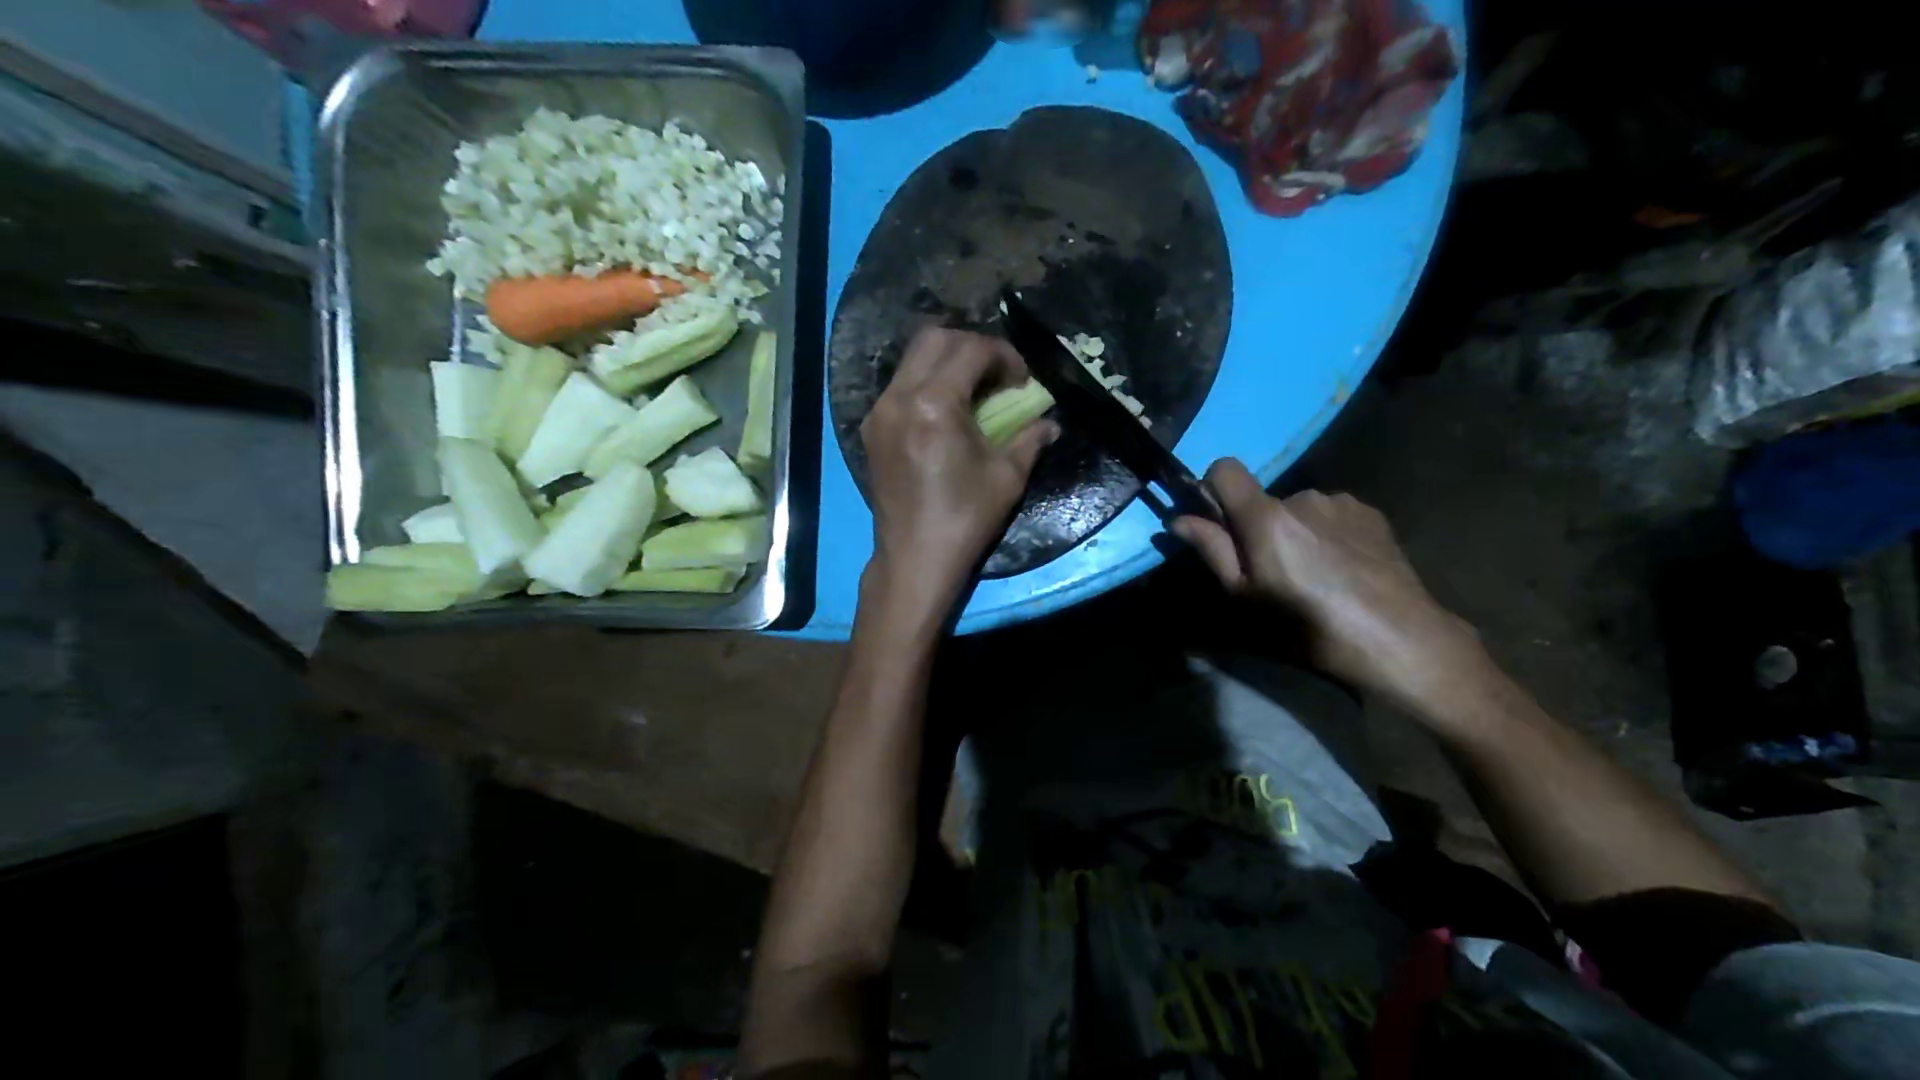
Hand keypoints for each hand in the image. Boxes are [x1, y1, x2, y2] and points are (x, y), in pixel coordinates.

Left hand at [861, 328, 1058, 607]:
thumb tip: (1049, 423)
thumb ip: (1029, 438)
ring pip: (912, 359)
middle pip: (934, 339)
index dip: (1004, 355)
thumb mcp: (1007, 476)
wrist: (915, 558)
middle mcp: (899, 398)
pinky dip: (926, 383)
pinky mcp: (872, 429)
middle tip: (997, 375)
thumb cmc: (965, 519)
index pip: (971, 350)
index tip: (1022, 380)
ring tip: (973, 390)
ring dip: (946, 362)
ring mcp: (879, 412)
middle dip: (972, 346)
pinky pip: (900, 386)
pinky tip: (947, 410)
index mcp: (934, 404)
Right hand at [1172, 459, 1488, 714]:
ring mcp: (1341, 502)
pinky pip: (1331, 514)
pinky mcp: (1371, 512)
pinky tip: (1343, 567)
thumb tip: (1179, 519)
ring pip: (1299, 509)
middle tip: (1275, 572)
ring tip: (1315, 573)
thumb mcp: (1246, 598)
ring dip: (1296, 530)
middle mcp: (1303, 497)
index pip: (1225, 469)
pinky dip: (1327, 532)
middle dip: (1259, 526)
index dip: (1213, 489)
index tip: (1219, 523)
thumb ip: (1213, 551)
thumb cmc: (1309, 627)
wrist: (1400, 639)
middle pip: (1263, 500)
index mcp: (1266, 518)